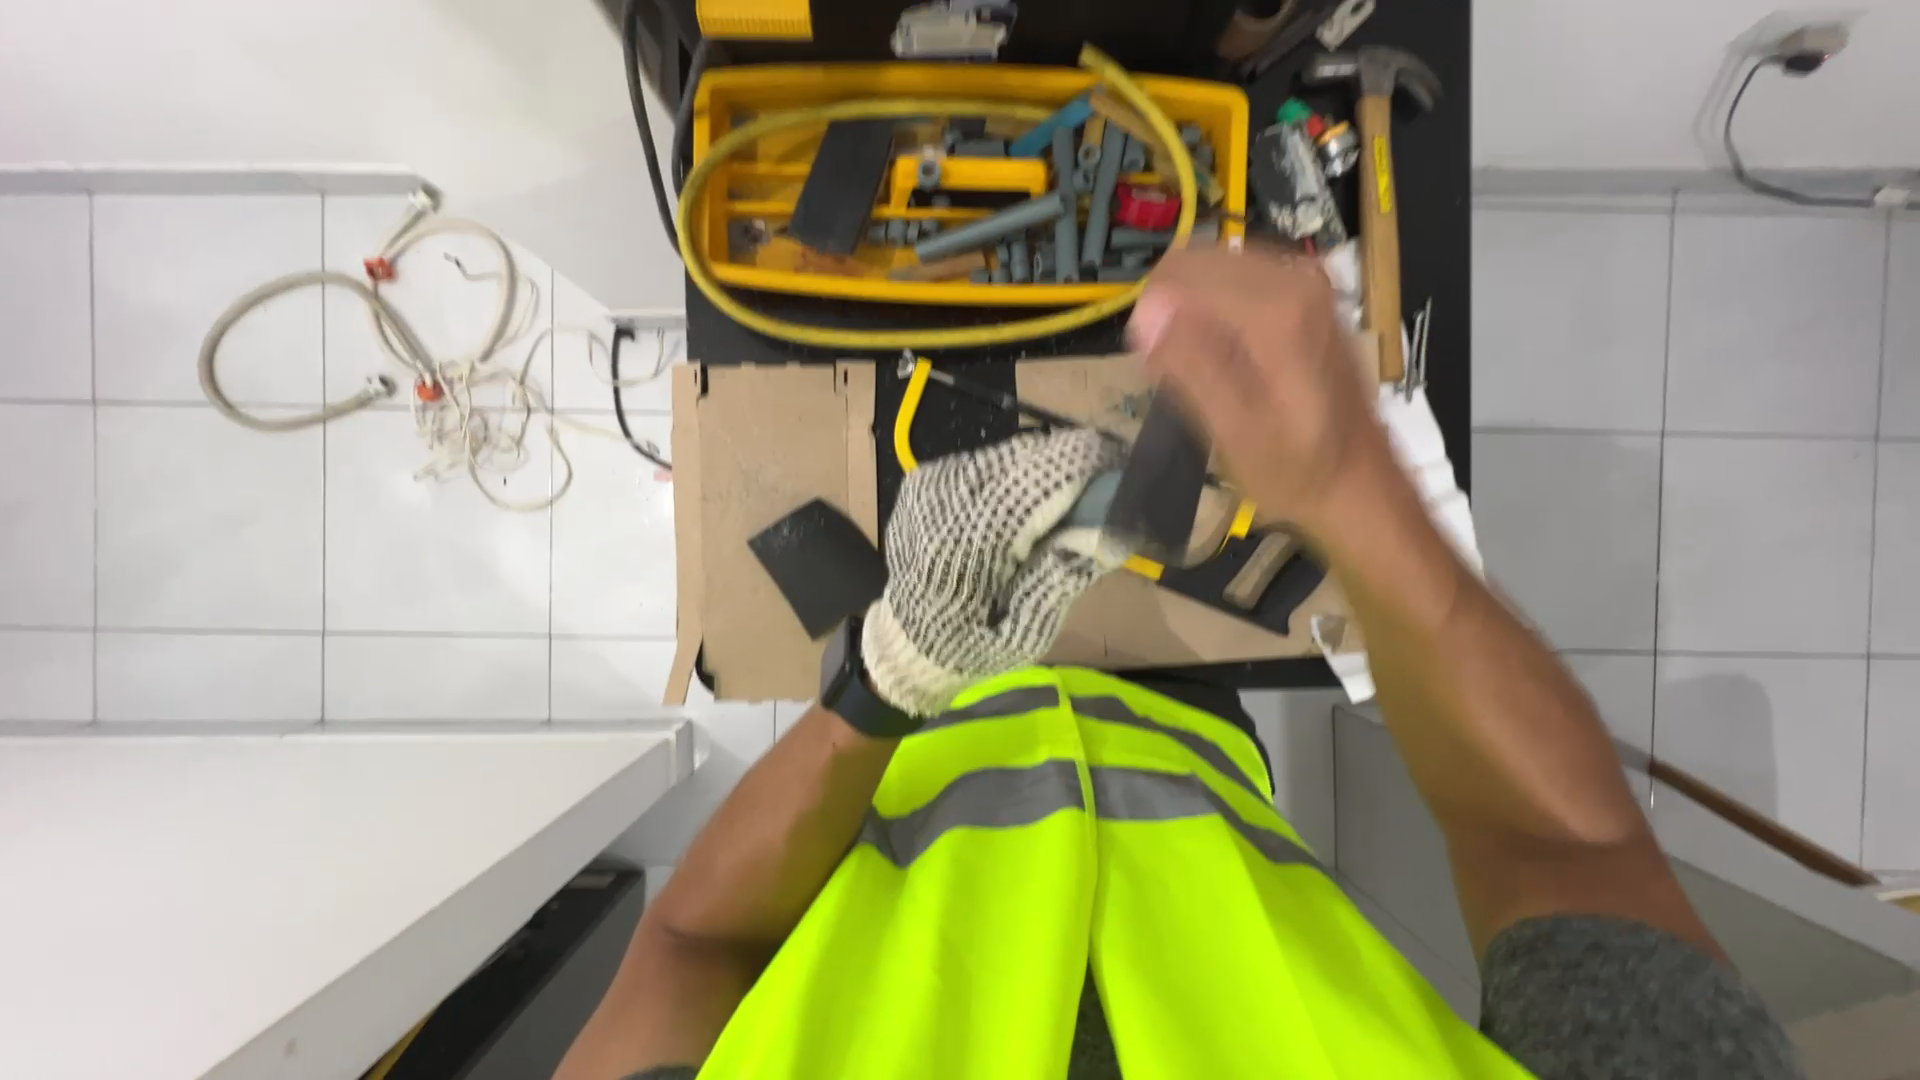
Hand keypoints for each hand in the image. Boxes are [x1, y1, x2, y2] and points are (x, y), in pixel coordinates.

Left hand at [862, 428, 1122, 715]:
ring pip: (1010, 453)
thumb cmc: (973, 645)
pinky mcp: (926, 478)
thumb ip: (1066, 573)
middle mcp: (943, 498)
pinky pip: (988, 463)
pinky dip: (1016, 477)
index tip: (1131, 470)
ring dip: (1044, 471)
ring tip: (1064, 504)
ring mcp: (930, 483)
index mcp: (966, 541)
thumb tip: (1119, 529)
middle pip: (1029, 455)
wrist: (909, 639)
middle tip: (1106, 491)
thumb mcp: (1027, 630)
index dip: (1094, 463)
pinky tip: (1021, 508)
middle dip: (1074, 466)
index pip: (1042, 476)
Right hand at [1128, 246, 1394, 541]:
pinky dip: (1213, 309)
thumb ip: (1190, 365)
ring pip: (1213, 267)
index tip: (1152, 364)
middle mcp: (1295, 280)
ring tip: (1193, 365)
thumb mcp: (1234, 431)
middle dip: (1170, 309)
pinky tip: (1218, 354)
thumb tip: (1146, 314)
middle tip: (1171, 368)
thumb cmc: (1294, 470)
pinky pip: (1237, 279)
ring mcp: (1305, 284)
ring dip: (1189, 310)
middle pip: (1196, 261)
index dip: (1152, 315)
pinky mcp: (1305, 295)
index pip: (1180, 273)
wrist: (1357, 482)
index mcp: (1277, 310)